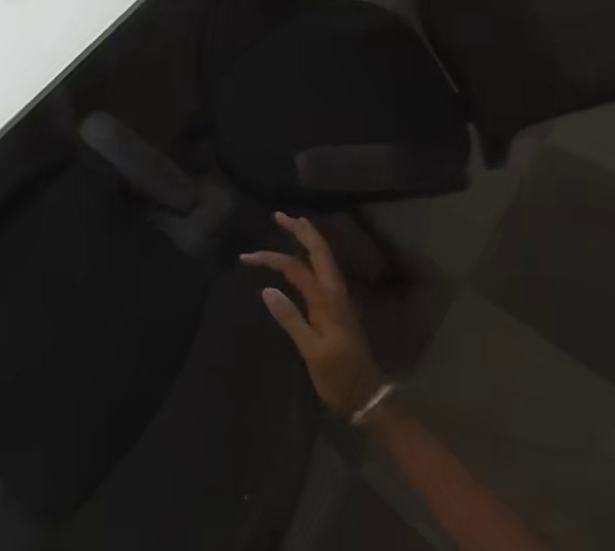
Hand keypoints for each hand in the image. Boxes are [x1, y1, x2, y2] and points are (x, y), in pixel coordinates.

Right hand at [241, 212, 383, 415]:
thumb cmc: (339, 377)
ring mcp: (339, 302)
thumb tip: (267, 289)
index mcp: (328, 303)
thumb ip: (291, 320)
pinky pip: (322, 273)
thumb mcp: (312, 352)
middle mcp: (336, 295)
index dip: (270, 259)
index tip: (245, 258)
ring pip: (323, 262)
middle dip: (301, 232)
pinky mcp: (337, 309)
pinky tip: (301, 259)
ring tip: (291, 226)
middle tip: (279, 215)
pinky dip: (310, 257)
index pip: (296, 269)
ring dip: (308, 241)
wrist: (369, 399)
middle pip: (320, 255)